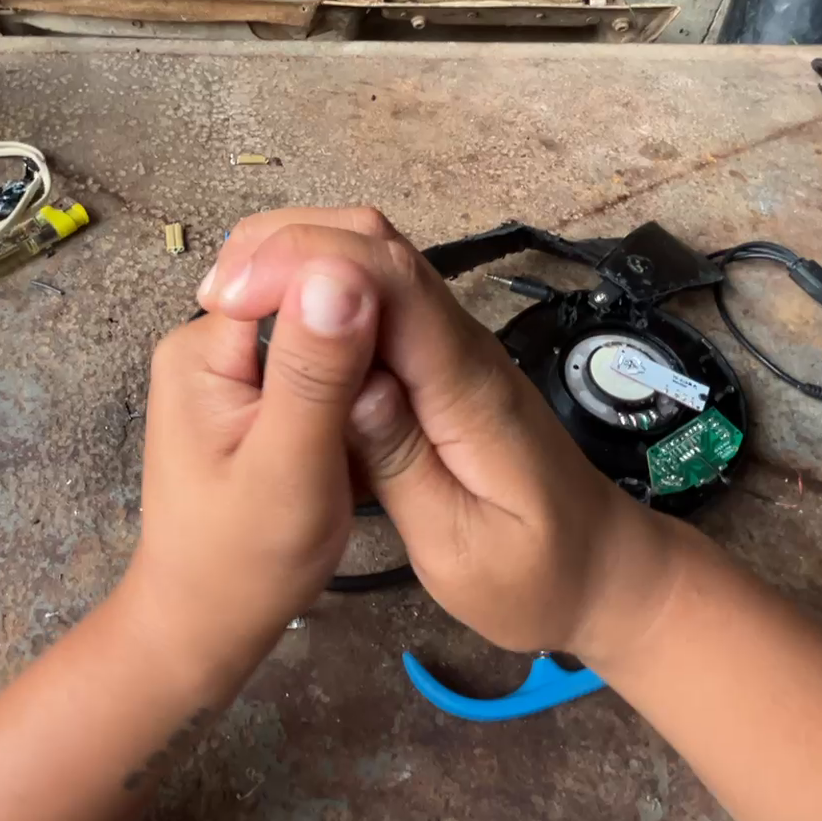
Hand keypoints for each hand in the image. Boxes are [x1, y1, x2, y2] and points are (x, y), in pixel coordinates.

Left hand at [121, 256, 381, 685]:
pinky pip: (308, 354)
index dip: (353, 280)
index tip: (406, 323)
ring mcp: (228, 366)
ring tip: (396, 383)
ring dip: (357, 338)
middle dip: (357, 307)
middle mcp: (207, 340)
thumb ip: (316, 372)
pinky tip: (373, 399)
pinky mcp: (248, 392)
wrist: (205, 619)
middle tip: (408, 360)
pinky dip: (346, 367)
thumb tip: (344, 267)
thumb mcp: (288, 467)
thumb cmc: (244, 559)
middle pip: (298, 281)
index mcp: (202, 347)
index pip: (286, 265)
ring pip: (310, 317)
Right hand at [198, 208, 680, 662]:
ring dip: (299, 258)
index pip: (390, 281)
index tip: (232, 297)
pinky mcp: (439, 356)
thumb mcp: (459, 547)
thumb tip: (346, 380)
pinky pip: (376, 297)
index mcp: (466, 385)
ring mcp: (451, 344)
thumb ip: (400, 462)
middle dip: (291, 244)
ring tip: (231, 299)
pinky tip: (277, 321)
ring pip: (374, 259)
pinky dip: (318, 290)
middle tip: (217, 292)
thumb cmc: (534, 576)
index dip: (306, 264)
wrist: (603, 569)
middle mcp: (460, 343)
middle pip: (378, 245)